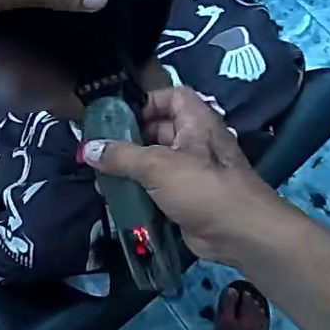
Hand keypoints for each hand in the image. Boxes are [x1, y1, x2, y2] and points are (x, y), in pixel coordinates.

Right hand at [81, 87, 307, 267]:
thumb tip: (88, 149)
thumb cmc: (202, 188)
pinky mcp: (189, 198)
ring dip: (132, 168)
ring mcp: (194, 171)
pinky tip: (118, 198)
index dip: (147, 101)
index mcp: (196, 121)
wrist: (241, 233)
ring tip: (102, 177)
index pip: (172, 96)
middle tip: (101, 149)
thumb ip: (121, 156)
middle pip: (159, 129)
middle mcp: (197, 141)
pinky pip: (160, 187)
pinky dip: (141, 191)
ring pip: (157, 161)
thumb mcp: (157, 165)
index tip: (119, 116)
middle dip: (130, 138)